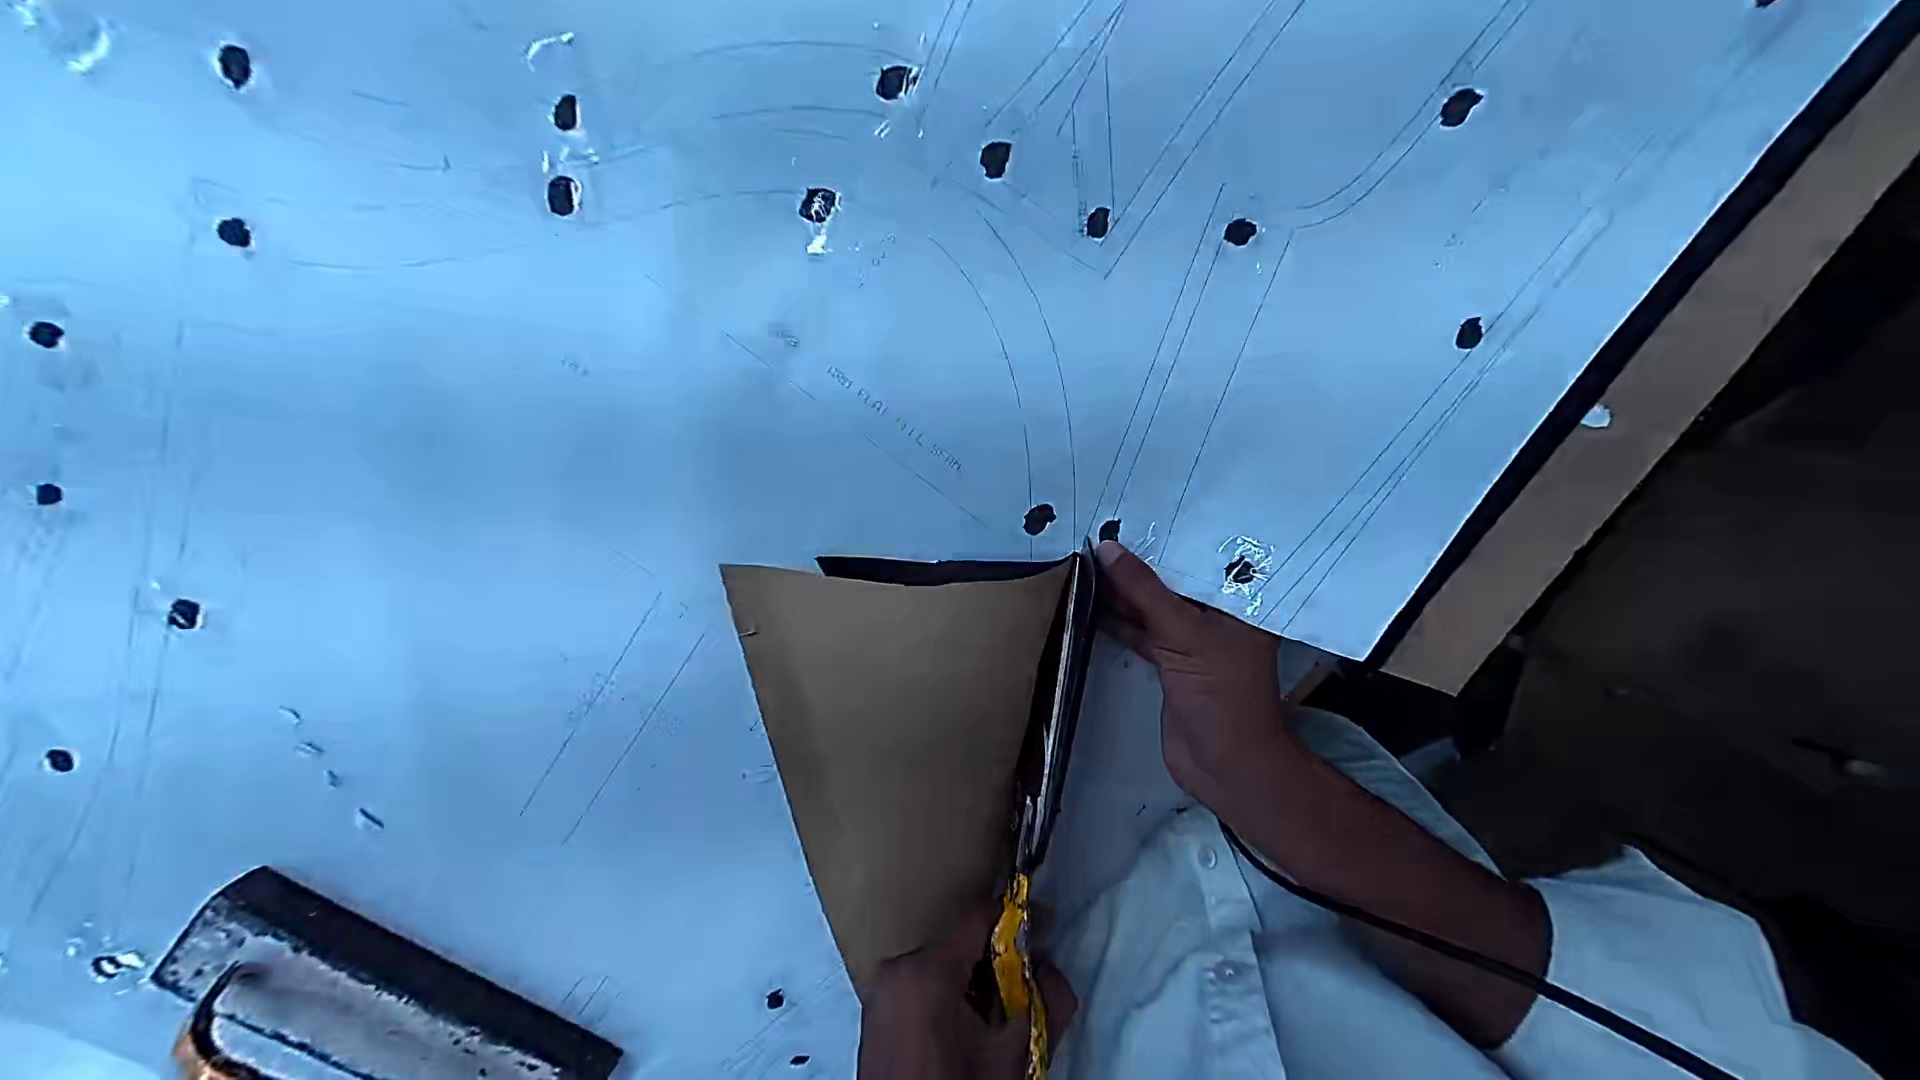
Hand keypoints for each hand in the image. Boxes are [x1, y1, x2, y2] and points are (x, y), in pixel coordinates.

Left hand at [857, 901, 1075, 1079]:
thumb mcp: (1015, 1059)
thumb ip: (1048, 1002)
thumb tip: (1051, 967)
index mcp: (926, 971)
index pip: (979, 916)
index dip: (1019, 917)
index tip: (1047, 923)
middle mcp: (897, 968)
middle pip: (961, 941)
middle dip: (1001, 955)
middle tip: (1032, 976)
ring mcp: (881, 991)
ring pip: (943, 963)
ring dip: (977, 977)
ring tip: (1004, 1007)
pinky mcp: (876, 1013)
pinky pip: (923, 984)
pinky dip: (952, 993)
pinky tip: (972, 1025)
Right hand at [1096, 540, 1303, 819]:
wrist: (1223, 765)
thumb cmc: (1220, 694)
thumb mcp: (1183, 634)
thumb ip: (1144, 590)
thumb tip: (1107, 548)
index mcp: (1239, 601)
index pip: (1202, 556)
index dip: (1169, 534)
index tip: (1133, 510)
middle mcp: (1217, 614)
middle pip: (1174, 579)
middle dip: (1140, 561)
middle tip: (1101, 533)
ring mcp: (1193, 639)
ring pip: (1154, 605)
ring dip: (1124, 590)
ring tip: (1087, 561)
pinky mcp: (1170, 661)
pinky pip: (1142, 630)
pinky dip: (1119, 619)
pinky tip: (1092, 602)